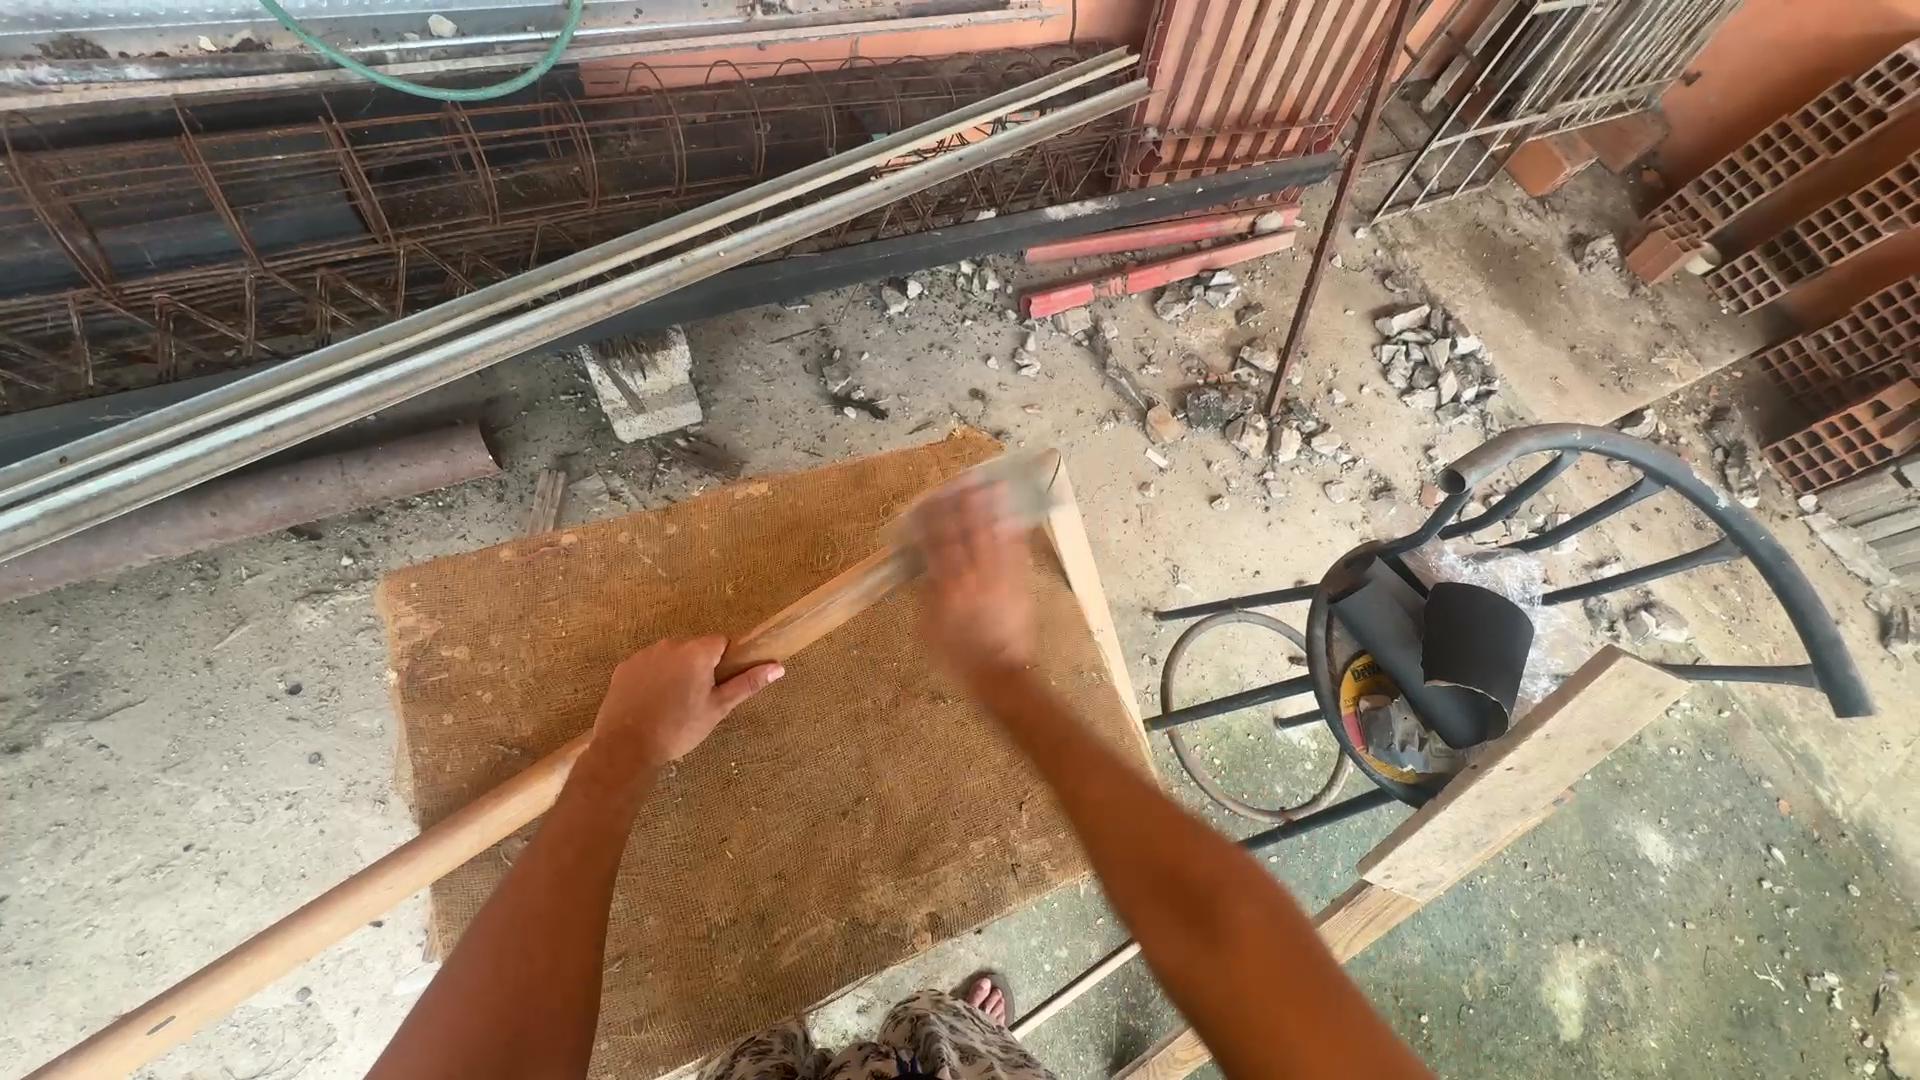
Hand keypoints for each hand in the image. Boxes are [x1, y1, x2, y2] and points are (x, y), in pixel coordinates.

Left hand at [589, 637, 782, 772]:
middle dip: (699, 667)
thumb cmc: (679, 728)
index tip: (717, 685)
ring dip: (675, 671)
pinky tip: (651, 703)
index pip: (721, 642)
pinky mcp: (624, 667)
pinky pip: (648, 666)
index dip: (723, 662)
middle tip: (696, 699)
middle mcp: (671, 644)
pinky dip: (653, 678)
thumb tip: (779, 667)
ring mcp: (644, 654)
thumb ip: (747, 684)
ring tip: (671, 705)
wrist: (626, 747)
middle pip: (695, 648)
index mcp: (697, 652)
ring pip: (671, 657)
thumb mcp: (718, 708)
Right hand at [916, 480, 1035, 688]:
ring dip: (992, 508)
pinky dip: (1013, 530)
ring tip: (991, 485)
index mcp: (946, 587)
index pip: (937, 541)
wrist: (998, 675)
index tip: (930, 497)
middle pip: (968, 530)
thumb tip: (924, 569)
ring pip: (995, 534)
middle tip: (963, 480)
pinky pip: (1017, 551)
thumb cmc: (956, 658)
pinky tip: (1011, 515)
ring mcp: (1000, 579)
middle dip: (965, 502)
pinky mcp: (1019, 585)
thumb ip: (925, 595)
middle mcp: (974, 577)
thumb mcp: (927, 629)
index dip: (933, 516)